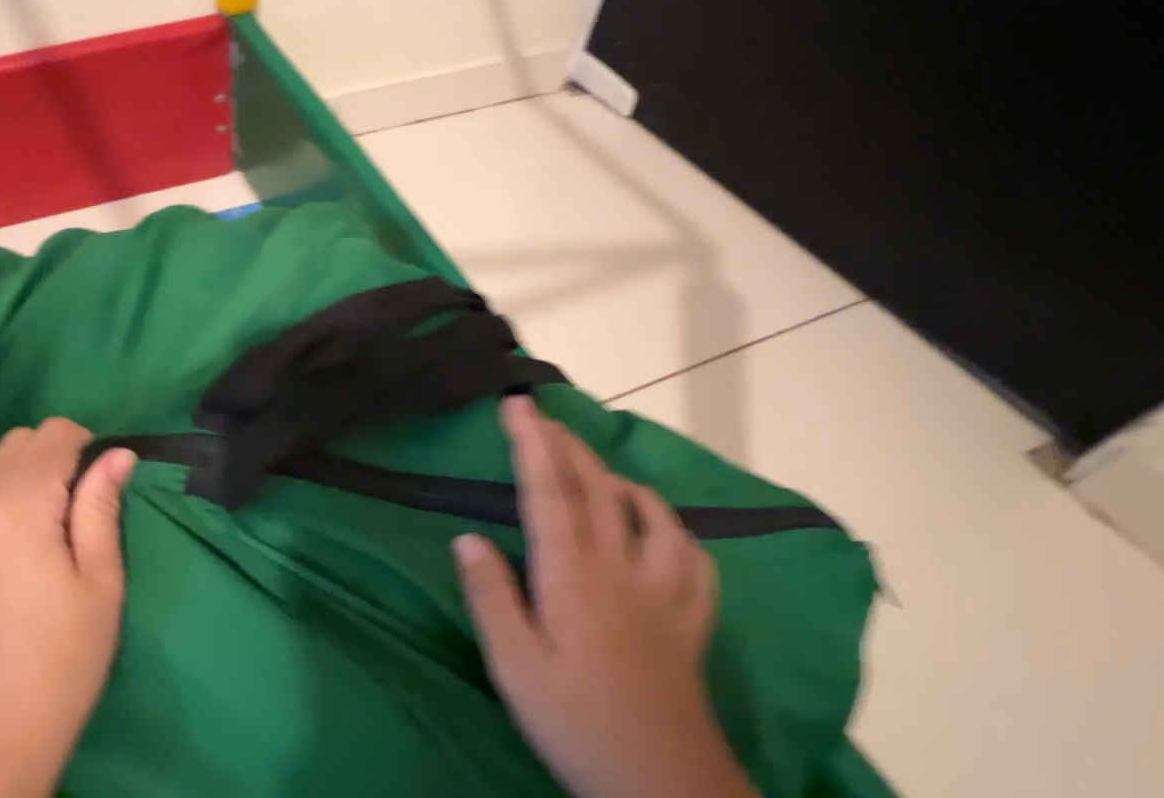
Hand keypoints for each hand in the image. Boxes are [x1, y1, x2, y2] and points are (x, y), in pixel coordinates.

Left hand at [0, 419, 137, 797]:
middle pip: (15, 444)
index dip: (86, 444)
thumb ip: (102, 508)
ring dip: (26, 478)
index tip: (105, 481)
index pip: (51, 435)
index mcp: (17, 508)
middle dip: (55, 454)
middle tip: (85, 504)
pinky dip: (1, 507)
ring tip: (55, 531)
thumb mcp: (101, 584)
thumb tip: (116, 454)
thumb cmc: (60, 664)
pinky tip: (20, 559)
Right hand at [454, 397, 755, 797]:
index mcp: (572, 576)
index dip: (532, 443)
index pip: (548, 492)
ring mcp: (665, 593)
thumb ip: (492, 598)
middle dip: (568, 445)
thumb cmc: (577, 724)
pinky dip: (677, 532)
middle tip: (544, 416)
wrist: (665, 785)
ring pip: (650, 514)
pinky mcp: (692, 622)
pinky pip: (695, 561)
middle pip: (596, 489)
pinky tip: (664, 531)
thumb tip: (467, 537)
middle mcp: (621, 569)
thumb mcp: (515, 668)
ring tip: (599, 468)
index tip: (518, 403)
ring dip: (621, 479)